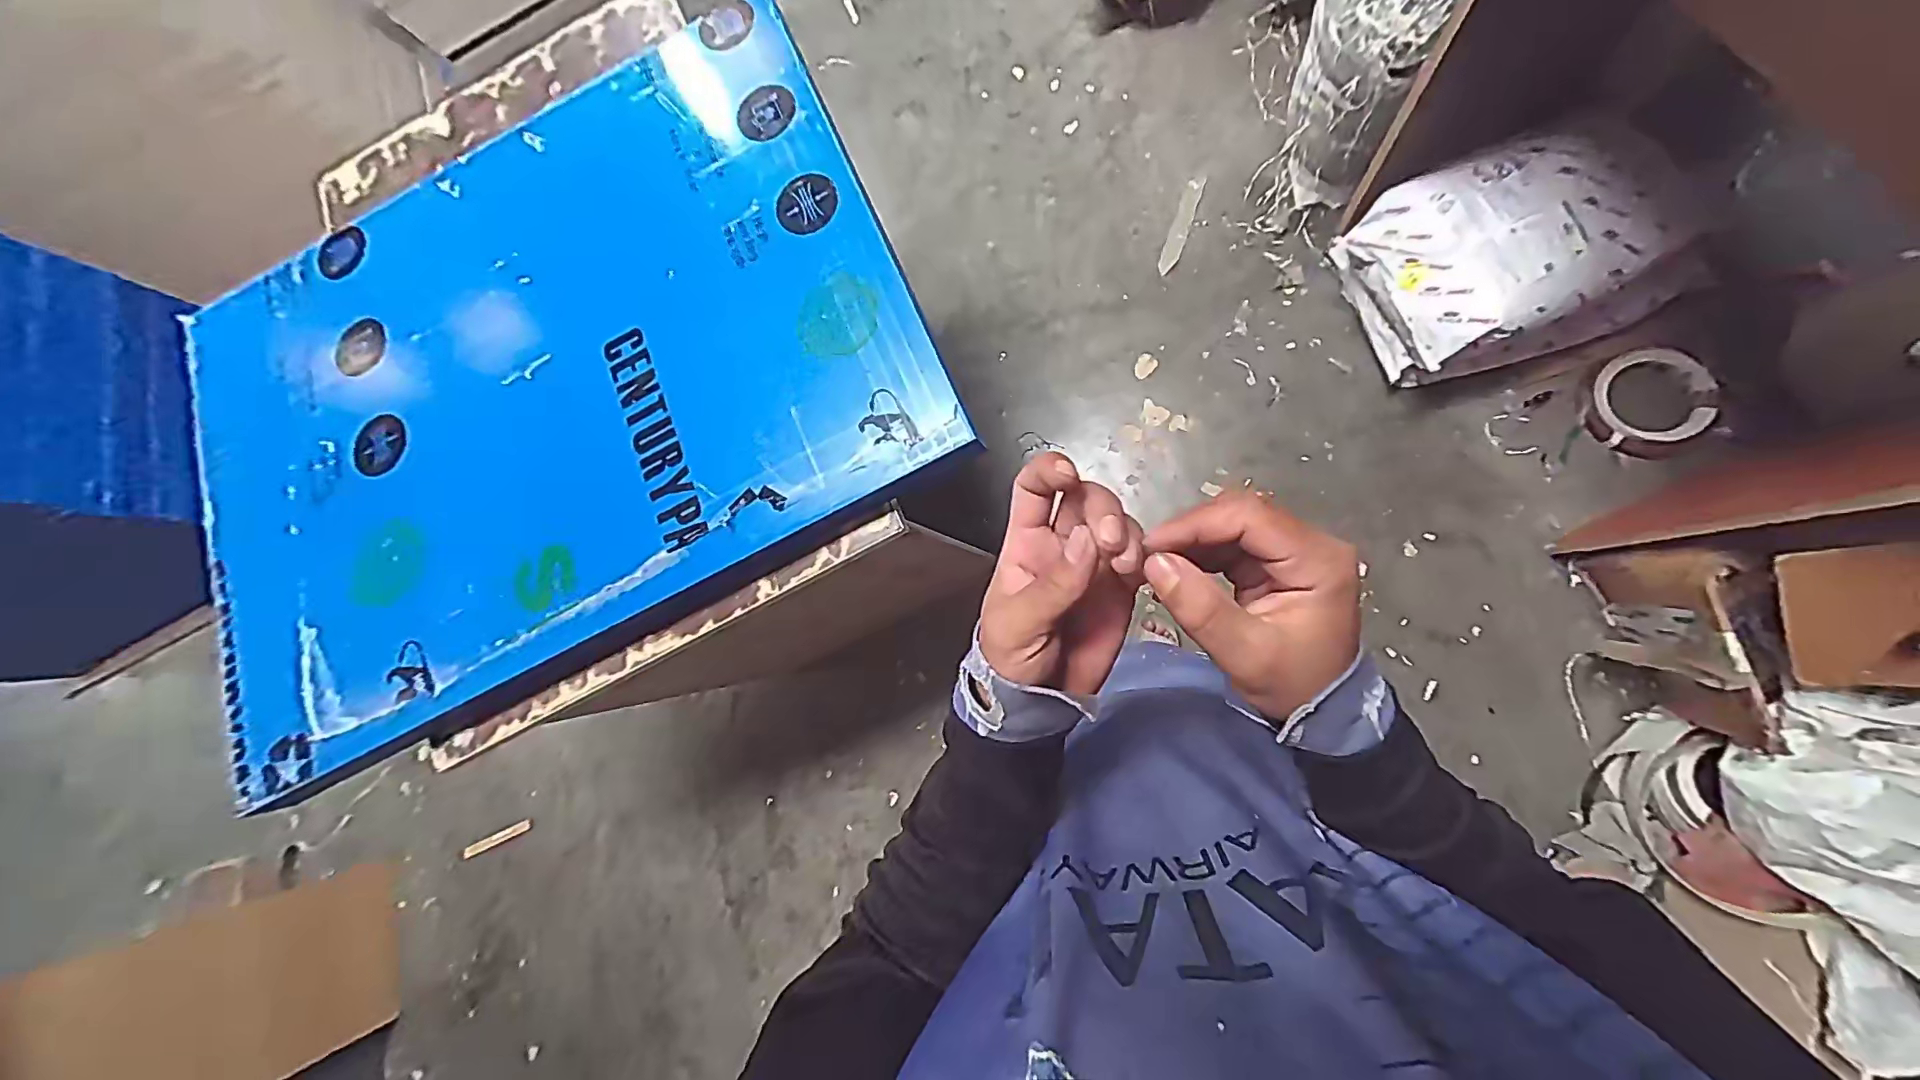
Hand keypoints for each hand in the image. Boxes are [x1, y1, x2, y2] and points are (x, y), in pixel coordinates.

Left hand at [980, 453, 1145, 693]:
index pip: (1035, 490)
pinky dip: (1143, 555)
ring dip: (1125, 531)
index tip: (1067, 473)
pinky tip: (1136, 571)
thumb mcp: (1017, 623)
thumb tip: (1087, 541)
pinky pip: (1138, 557)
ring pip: (1116, 523)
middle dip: (1101, 507)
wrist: (1039, 703)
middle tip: (1107, 539)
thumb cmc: (1010, 658)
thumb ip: (1052, 585)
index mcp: (1026, 544)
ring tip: (1122, 562)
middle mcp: (1063, 545)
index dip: (1049, 471)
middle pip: (1086, 499)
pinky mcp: (1121, 588)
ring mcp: (1094, 565)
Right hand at [1142, 492, 1360, 718]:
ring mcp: (1293, 551)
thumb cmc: (1292, 685)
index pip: (1249, 516)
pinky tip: (1176, 568)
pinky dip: (1199, 552)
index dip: (1195, 524)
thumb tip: (1155, 563)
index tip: (1152, 546)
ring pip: (1231, 524)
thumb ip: (1200, 608)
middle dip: (1190, 531)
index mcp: (1317, 559)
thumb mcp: (1244, 654)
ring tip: (1157, 563)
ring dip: (1190, 540)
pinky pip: (1230, 543)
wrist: (1320, 711)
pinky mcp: (1274, 562)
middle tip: (1149, 555)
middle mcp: (1310, 544)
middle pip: (1239, 514)